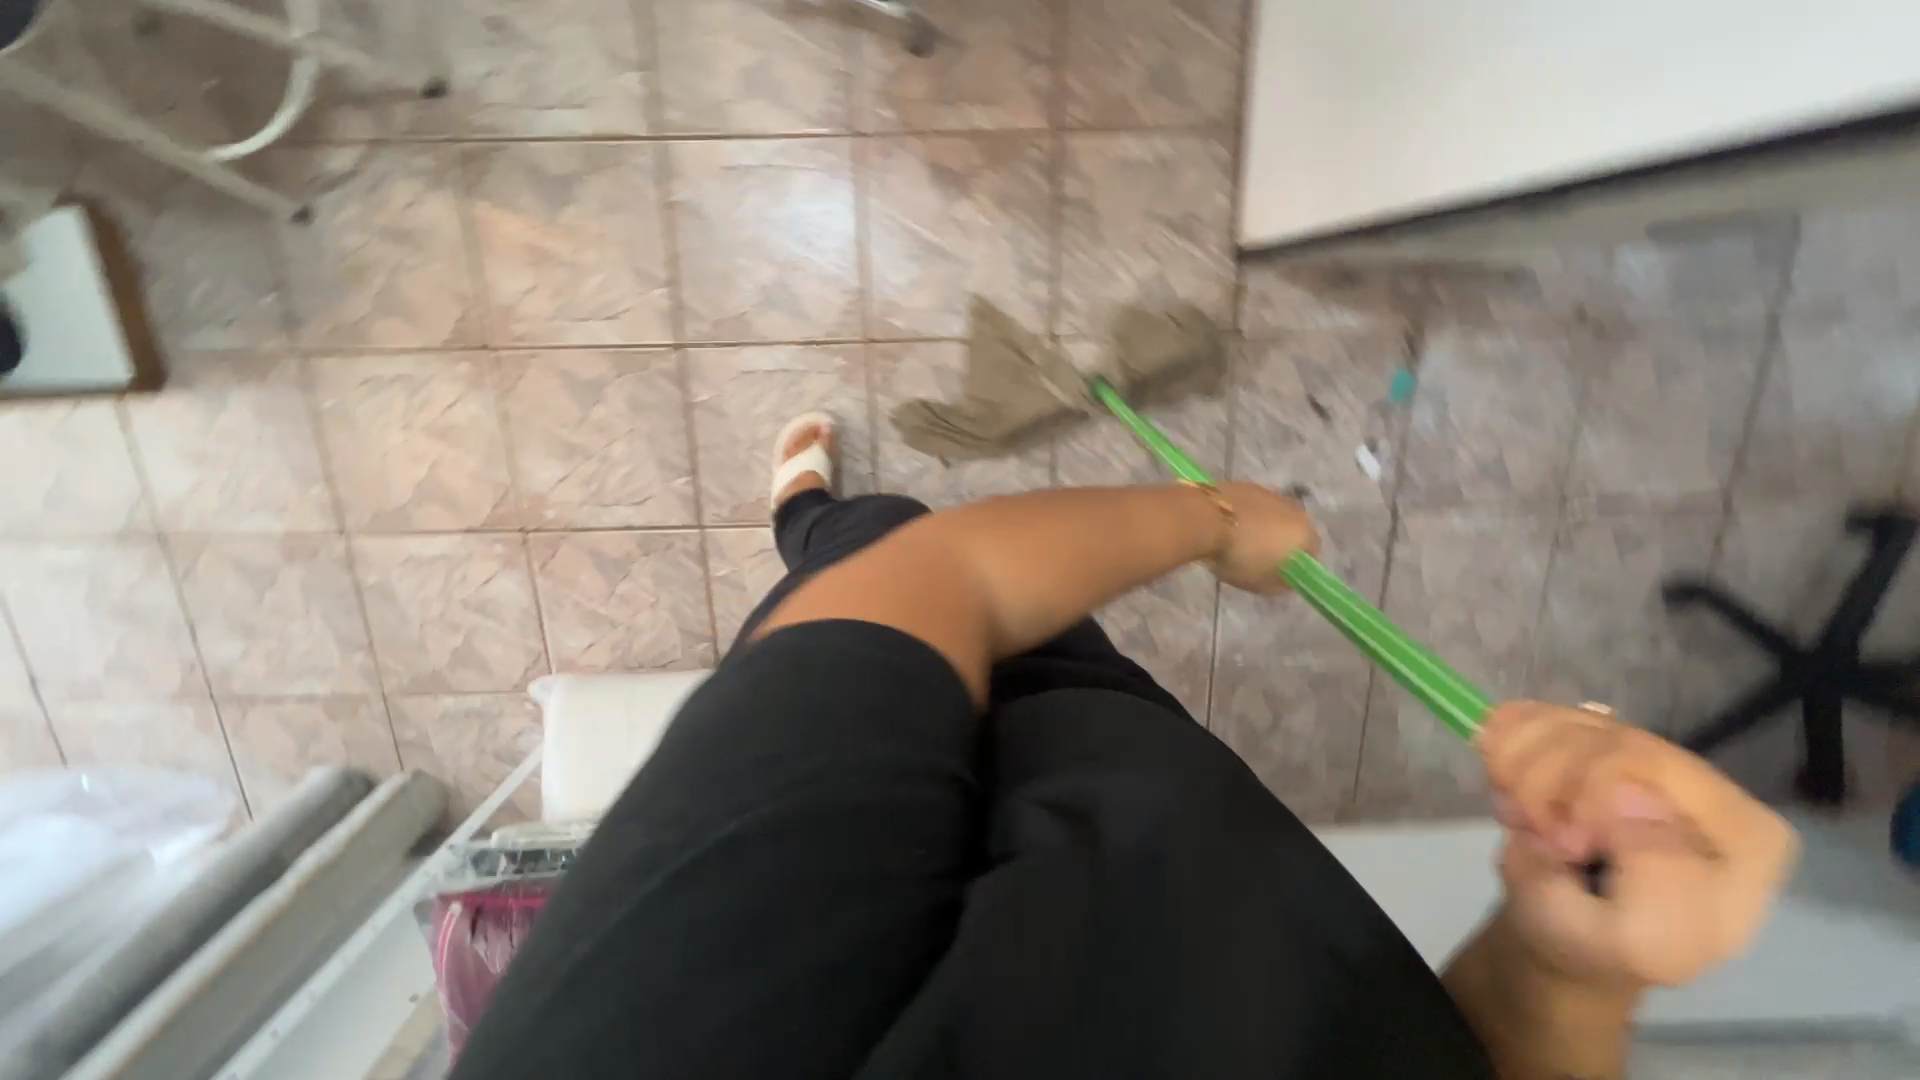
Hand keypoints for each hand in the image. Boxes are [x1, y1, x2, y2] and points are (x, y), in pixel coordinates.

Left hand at [1209, 482, 1317, 593]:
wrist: (1203, 519)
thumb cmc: (1239, 556)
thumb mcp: (1262, 584)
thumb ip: (1281, 585)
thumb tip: (1287, 581)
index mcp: (1306, 532)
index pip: (1312, 553)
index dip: (1297, 567)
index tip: (1279, 576)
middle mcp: (1294, 508)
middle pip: (1292, 531)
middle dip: (1279, 544)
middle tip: (1257, 559)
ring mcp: (1268, 493)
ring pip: (1271, 516)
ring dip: (1261, 528)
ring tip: (1238, 542)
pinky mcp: (1245, 484)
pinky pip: (1251, 507)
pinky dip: (1244, 516)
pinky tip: (1226, 527)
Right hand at [1478, 701, 1798, 987]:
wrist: (1560, 934)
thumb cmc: (1596, 945)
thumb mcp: (1638, 940)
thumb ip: (1657, 873)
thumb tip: (1634, 793)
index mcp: (1742, 834)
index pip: (1647, 761)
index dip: (1579, 791)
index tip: (1558, 844)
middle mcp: (1706, 784)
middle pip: (1601, 735)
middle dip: (1539, 779)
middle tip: (1523, 825)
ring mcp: (1644, 756)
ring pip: (1563, 722)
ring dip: (1516, 764)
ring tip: (1517, 814)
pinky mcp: (1596, 740)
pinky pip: (1538, 715)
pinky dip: (1505, 744)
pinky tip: (1509, 785)